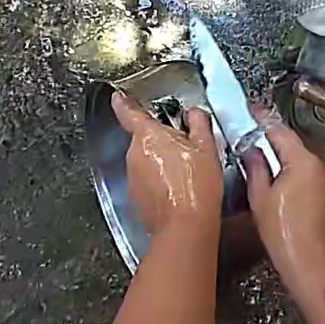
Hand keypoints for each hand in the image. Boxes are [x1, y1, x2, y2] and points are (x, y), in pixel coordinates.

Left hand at [111, 90, 224, 240]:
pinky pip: (147, 181)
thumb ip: (198, 123)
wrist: (185, 226)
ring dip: (162, 162)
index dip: (123, 102)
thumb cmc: (195, 186)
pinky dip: (160, 182)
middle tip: (187, 150)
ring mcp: (133, 177)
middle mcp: (134, 154)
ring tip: (186, 174)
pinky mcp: (136, 196)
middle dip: (163, 141)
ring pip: (147, 160)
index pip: (129, 112)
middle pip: (145, 139)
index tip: (118, 96)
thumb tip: (194, 115)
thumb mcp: (206, 147)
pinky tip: (178, 190)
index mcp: (148, 136)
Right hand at [240, 106, 324, 292]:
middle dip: (272, 147)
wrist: (315, 267)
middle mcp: (321, 168)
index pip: (280, 131)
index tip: (253, 112)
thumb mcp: (261, 198)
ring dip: (283, 166)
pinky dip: (295, 181)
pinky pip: (310, 180)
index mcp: (303, 162)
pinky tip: (281, 198)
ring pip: (301, 165)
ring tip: (263, 181)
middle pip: (292, 147)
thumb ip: (256, 169)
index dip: (263, 121)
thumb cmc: (287, 237)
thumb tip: (252, 153)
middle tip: (250, 150)